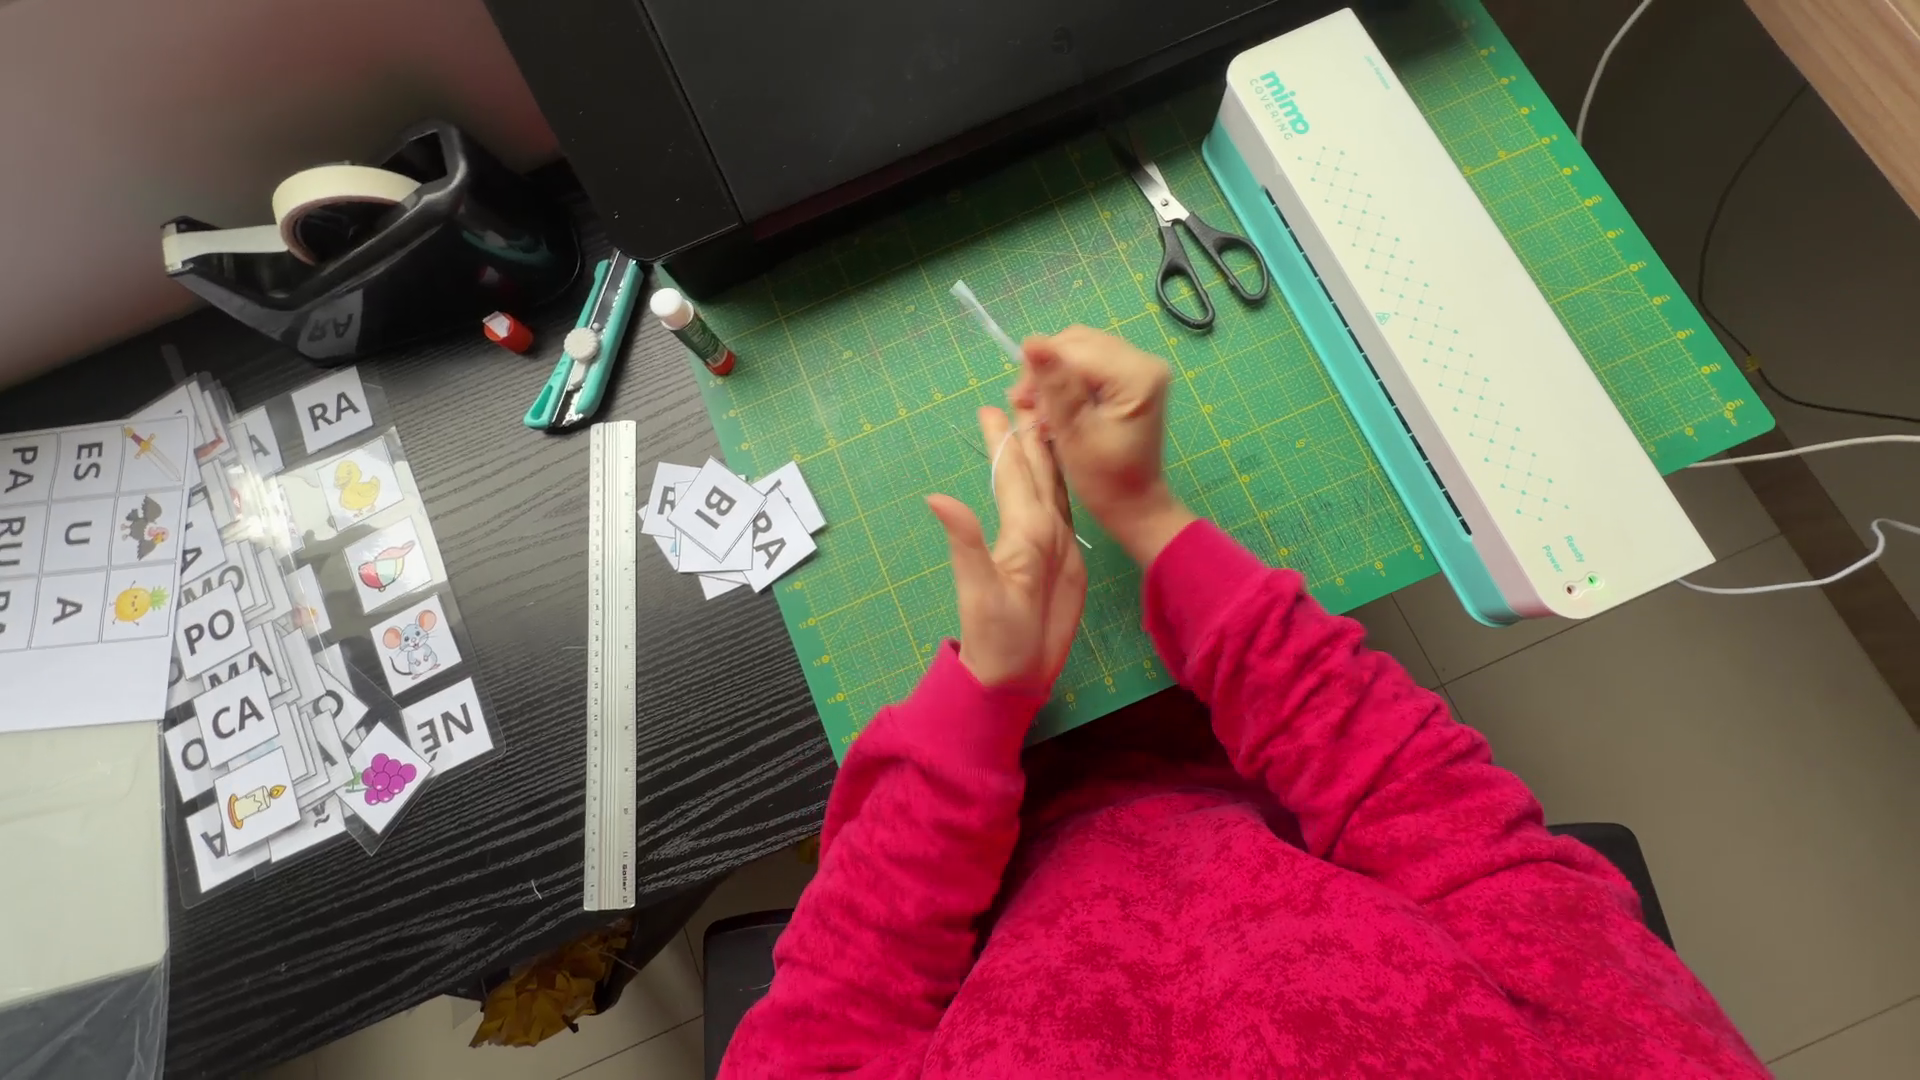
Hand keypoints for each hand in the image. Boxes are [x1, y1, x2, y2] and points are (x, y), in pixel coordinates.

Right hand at [926, 405, 1086, 693]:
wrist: (1020, 687)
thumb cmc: (996, 645)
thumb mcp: (976, 596)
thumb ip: (964, 544)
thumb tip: (938, 497)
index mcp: (1033, 537)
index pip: (1015, 478)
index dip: (1002, 443)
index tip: (990, 410)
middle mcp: (1056, 537)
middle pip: (1041, 477)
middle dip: (1026, 440)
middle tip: (1013, 405)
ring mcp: (1065, 551)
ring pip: (1055, 493)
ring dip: (1042, 459)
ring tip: (1031, 430)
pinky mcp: (1068, 566)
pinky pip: (1060, 513)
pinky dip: (1050, 488)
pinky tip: (1046, 482)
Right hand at [1013, 326, 1196, 566]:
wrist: (1134, 505)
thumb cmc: (1104, 480)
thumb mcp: (1073, 434)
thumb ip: (1055, 386)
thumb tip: (1031, 342)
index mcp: (1137, 375)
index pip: (1075, 349)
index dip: (1040, 368)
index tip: (1018, 401)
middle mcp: (1144, 362)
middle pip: (1078, 343)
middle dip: (1045, 370)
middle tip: (1025, 405)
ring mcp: (1139, 368)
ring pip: (1080, 350)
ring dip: (1053, 375)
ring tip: (1039, 410)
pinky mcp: (1131, 377)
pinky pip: (1089, 363)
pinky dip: (1066, 381)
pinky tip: (1056, 406)